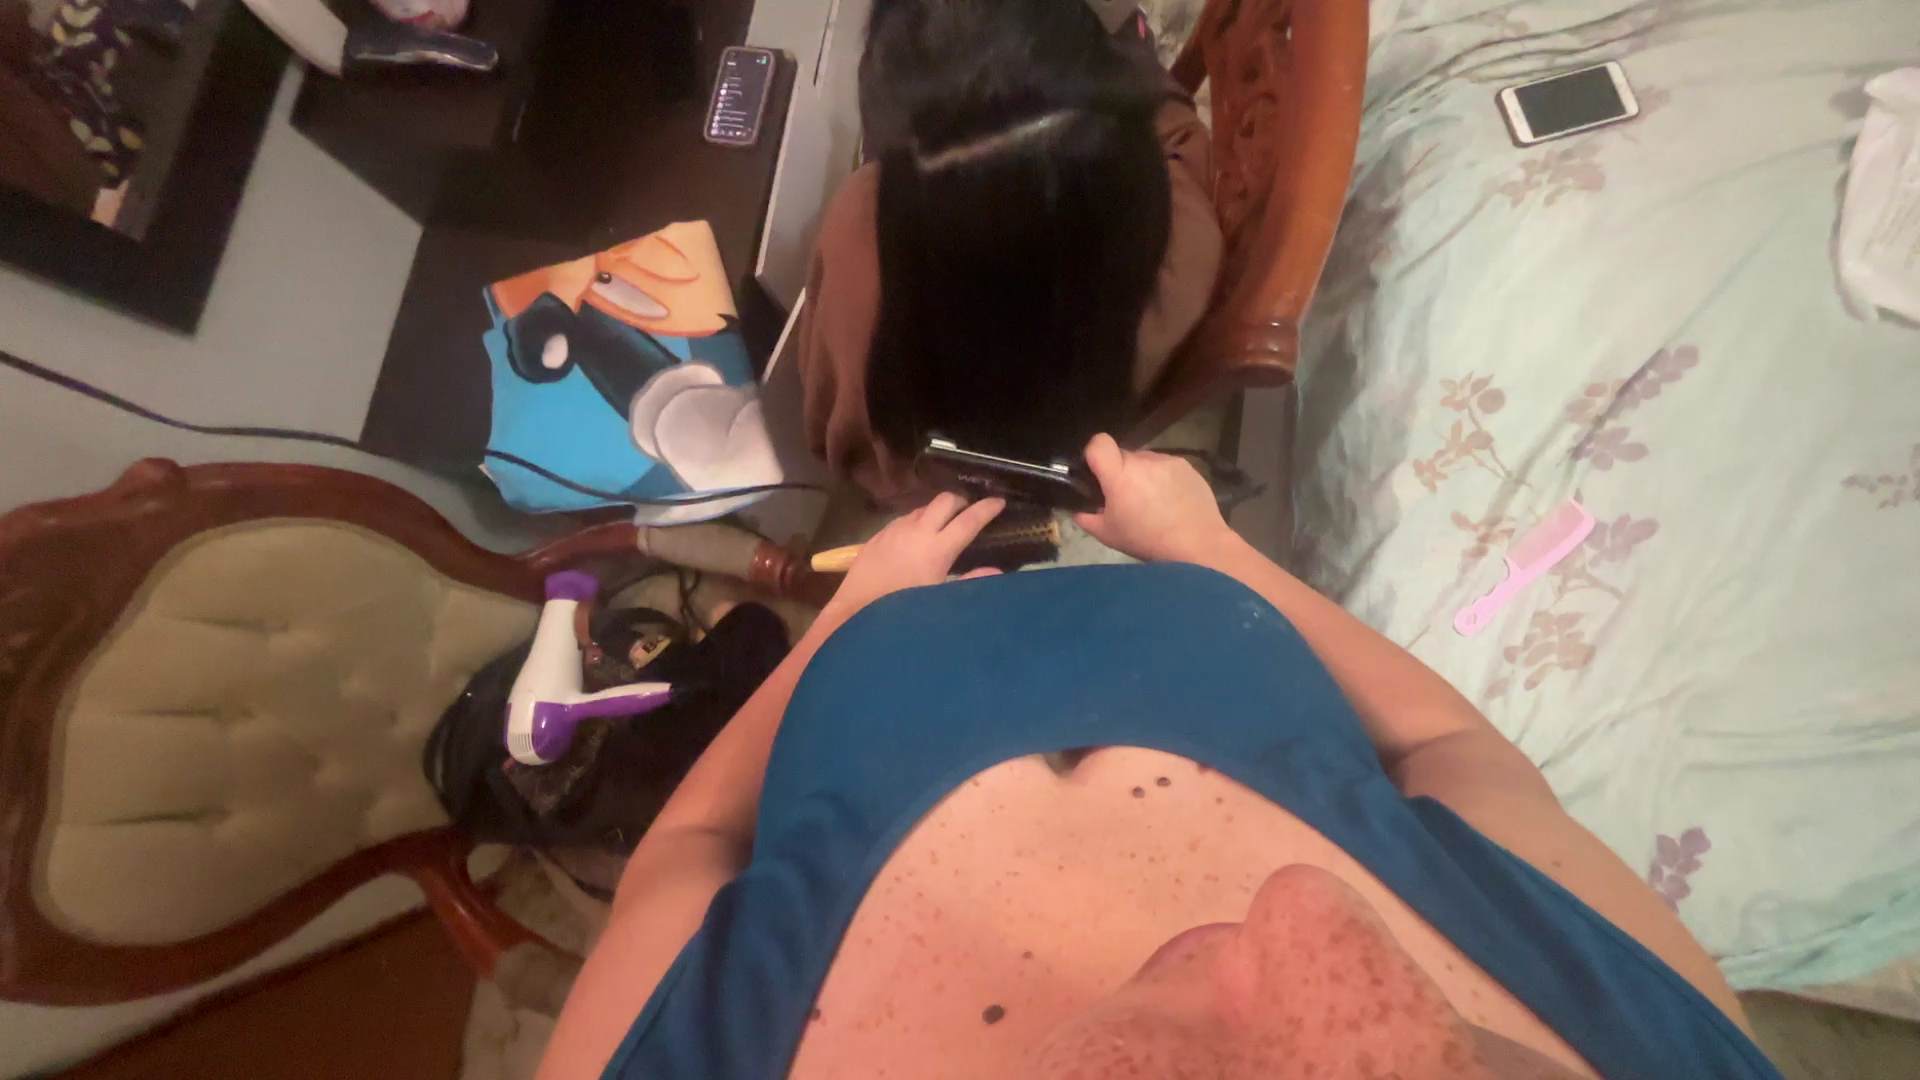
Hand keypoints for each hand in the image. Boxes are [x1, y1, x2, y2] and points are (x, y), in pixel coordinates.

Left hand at [823, 493, 1005, 622]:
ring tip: (942, 526)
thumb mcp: (940, 599)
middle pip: (945, 500)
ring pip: (922, 508)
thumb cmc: (903, 610)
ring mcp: (895, 530)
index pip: (969, 520)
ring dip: (936, 512)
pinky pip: (903, 519)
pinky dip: (916, 522)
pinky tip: (914, 539)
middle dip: (961, 501)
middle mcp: (917, 531)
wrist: (856, 612)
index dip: (987, 508)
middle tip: (969, 511)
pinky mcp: (878, 535)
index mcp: (937, 548)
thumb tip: (996, 571)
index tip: (1000, 501)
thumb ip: (970, 582)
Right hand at [1074, 433, 1238, 563]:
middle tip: (1126, 497)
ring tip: (1152, 501)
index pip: (1098, 443)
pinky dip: (1163, 479)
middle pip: (1123, 455)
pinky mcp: (1187, 466)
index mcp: (1119, 475)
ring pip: (1145, 461)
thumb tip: (1078, 511)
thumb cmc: (1147, 540)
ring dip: (1143, 474)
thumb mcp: (1108, 535)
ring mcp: (1167, 461)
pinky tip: (1171, 501)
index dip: (1094, 454)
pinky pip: (1166, 466)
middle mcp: (1143, 461)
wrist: (1197, 545)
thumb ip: (1086, 519)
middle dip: (1120, 471)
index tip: (1097, 473)